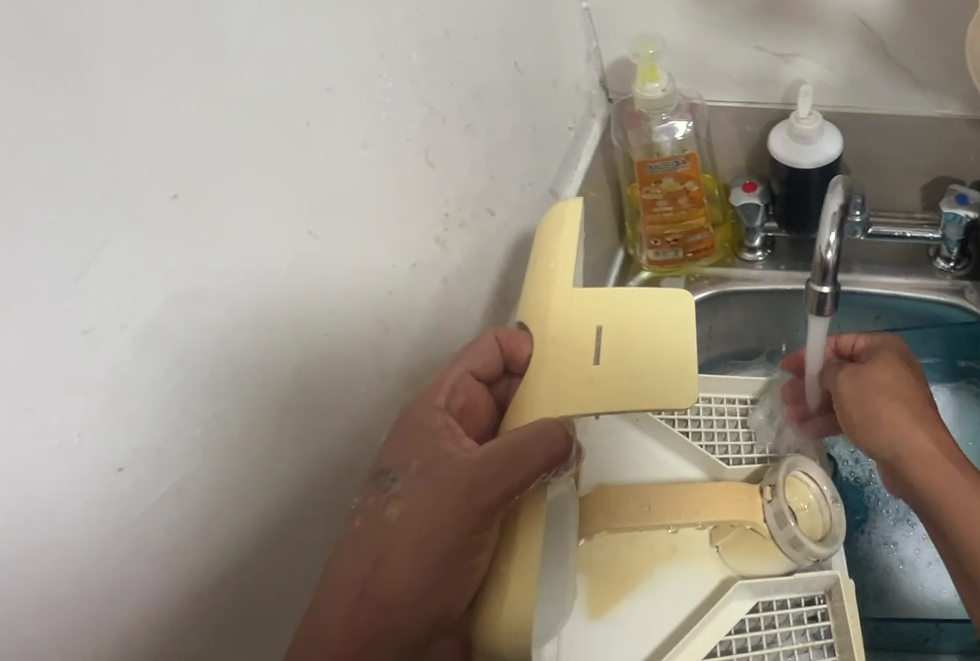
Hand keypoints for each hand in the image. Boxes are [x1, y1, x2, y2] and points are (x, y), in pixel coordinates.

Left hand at [285, 327, 579, 660]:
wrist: (378, 650)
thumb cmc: (407, 556)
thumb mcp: (472, 488)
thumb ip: (532, 448)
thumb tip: (572, 436)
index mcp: (438, 414)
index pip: (490, 353)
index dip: (530, 348)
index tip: (576, 363)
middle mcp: (456, 439)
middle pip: (515, 395)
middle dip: (554, 396)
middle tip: (601, 399)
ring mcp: (471, 482)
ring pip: (527, 443)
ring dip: (557, 446)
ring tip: (594, 445)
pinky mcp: (487, 520)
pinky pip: (530, 485)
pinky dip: (553, 484)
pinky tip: (576, 490)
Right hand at [779, 332, 957, 497]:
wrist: (916, 457)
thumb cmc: (879, 409)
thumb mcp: (845, 381)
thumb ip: (827, 370)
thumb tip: (824, 372)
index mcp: (881, 347)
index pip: (839, 343)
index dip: (810, 355)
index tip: (785, 368)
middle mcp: (887, 367)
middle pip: (841, 371)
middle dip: (811, 384)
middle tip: (785, 397)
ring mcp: (888, 397)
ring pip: (845, 396)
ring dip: (816, 405)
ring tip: (790, 417)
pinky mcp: (886, 423)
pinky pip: (853, 415)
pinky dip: (831, 420)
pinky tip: (807, 431)